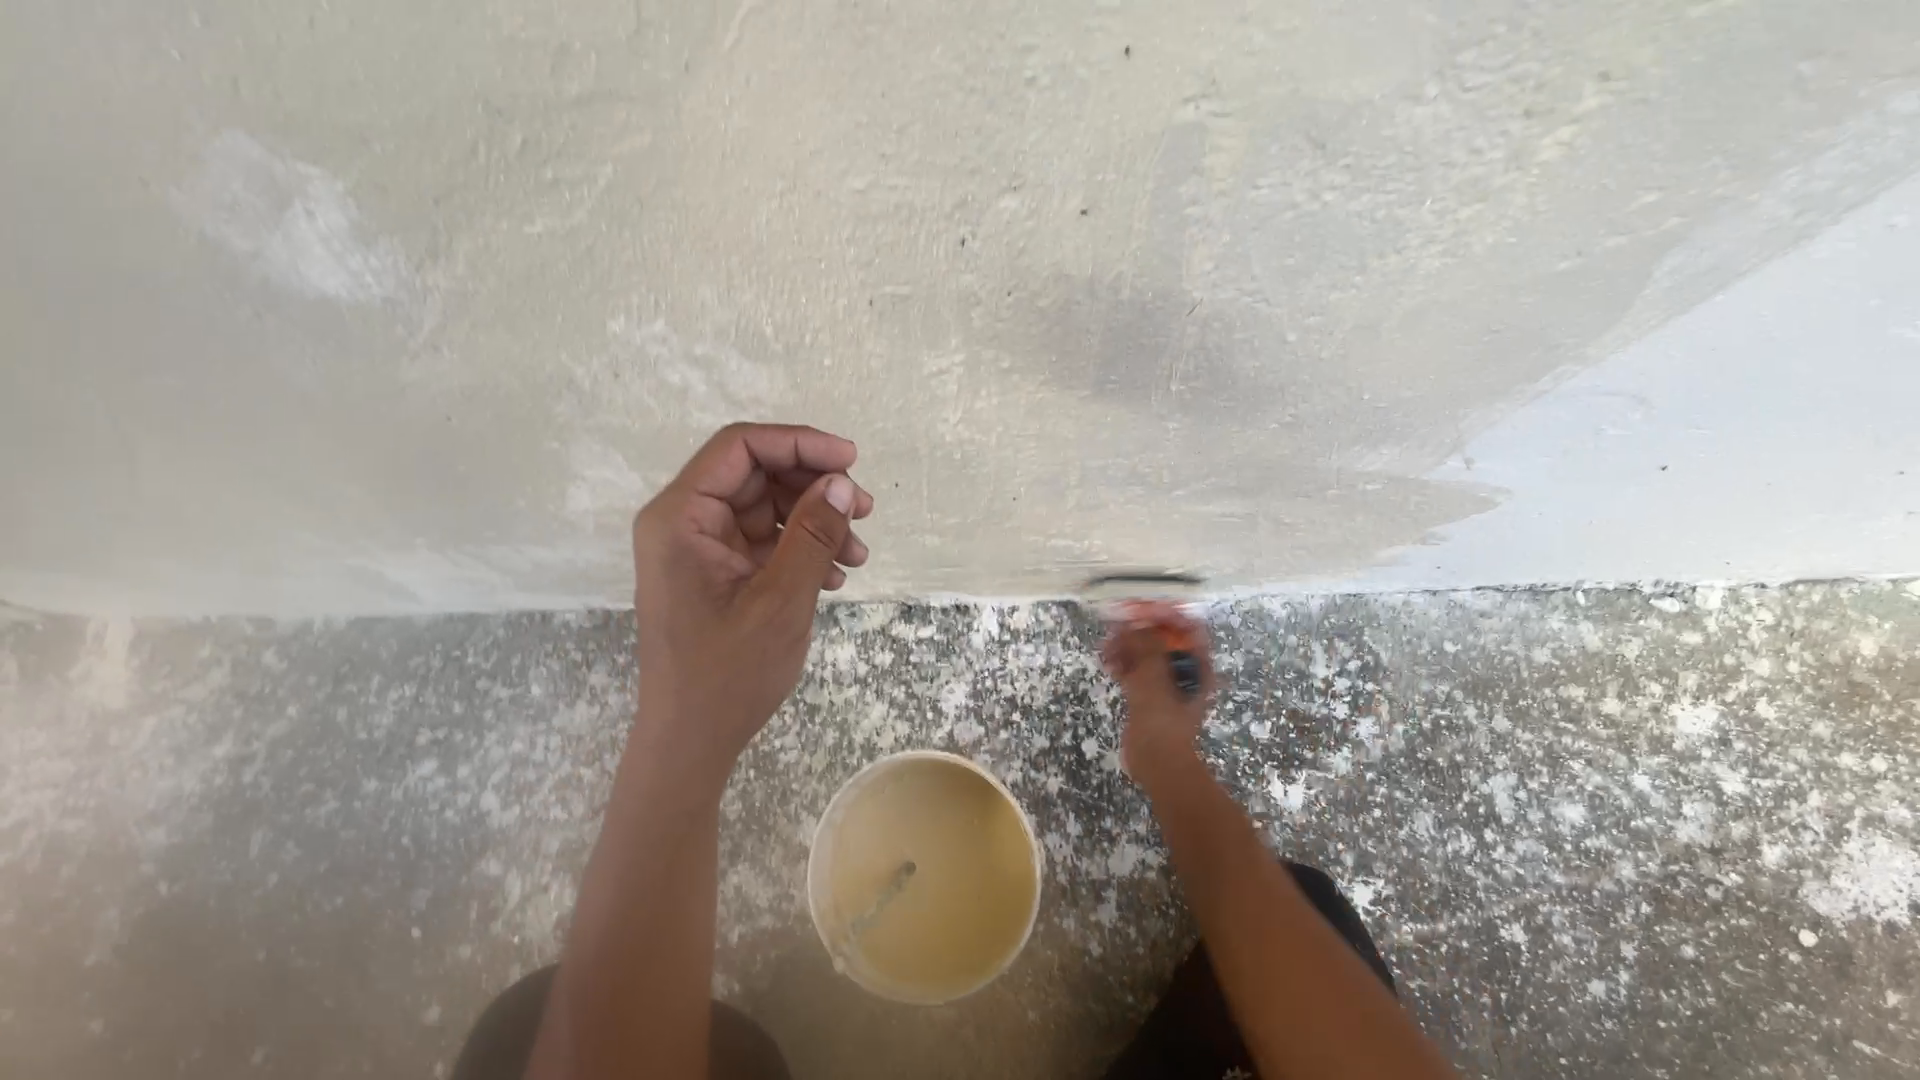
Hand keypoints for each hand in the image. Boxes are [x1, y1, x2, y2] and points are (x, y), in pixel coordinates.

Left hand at [629, 423, 874, 780]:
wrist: (692, 740)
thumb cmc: (728, 674)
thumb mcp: (781, 600)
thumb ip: (812, 535)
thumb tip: (840, 482)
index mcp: (680, 518)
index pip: (740, 448)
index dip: (798, 443)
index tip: (850, 460)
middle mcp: (684, 523)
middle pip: (757, 475)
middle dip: (814, 488)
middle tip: (863, 513)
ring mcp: (701, 549)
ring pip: (768, 508)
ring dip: (816, 522)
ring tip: (858, 554)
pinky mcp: (718, 573)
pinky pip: (766, 542)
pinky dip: (803, 550)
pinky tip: (837, 575)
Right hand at [1102, 601, 1214, 783]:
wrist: (1159, 764)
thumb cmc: (1163, 719)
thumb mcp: (1154, 676)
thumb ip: (1146, 645)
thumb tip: (1134, 621)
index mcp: (1198, 665)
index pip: (1187, 627)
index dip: (1165, 613)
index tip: (1141, 607)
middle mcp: (1185, 671)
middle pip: (1163, 639)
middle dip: (1139, 629)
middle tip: (1116, 623)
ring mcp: (1165, 685)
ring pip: (1146, 655)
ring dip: (1126, 646)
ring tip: (1106, 645)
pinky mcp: (1148, 697)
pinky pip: (1135, 672)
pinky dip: (1121, 664)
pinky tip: (1106, 661)